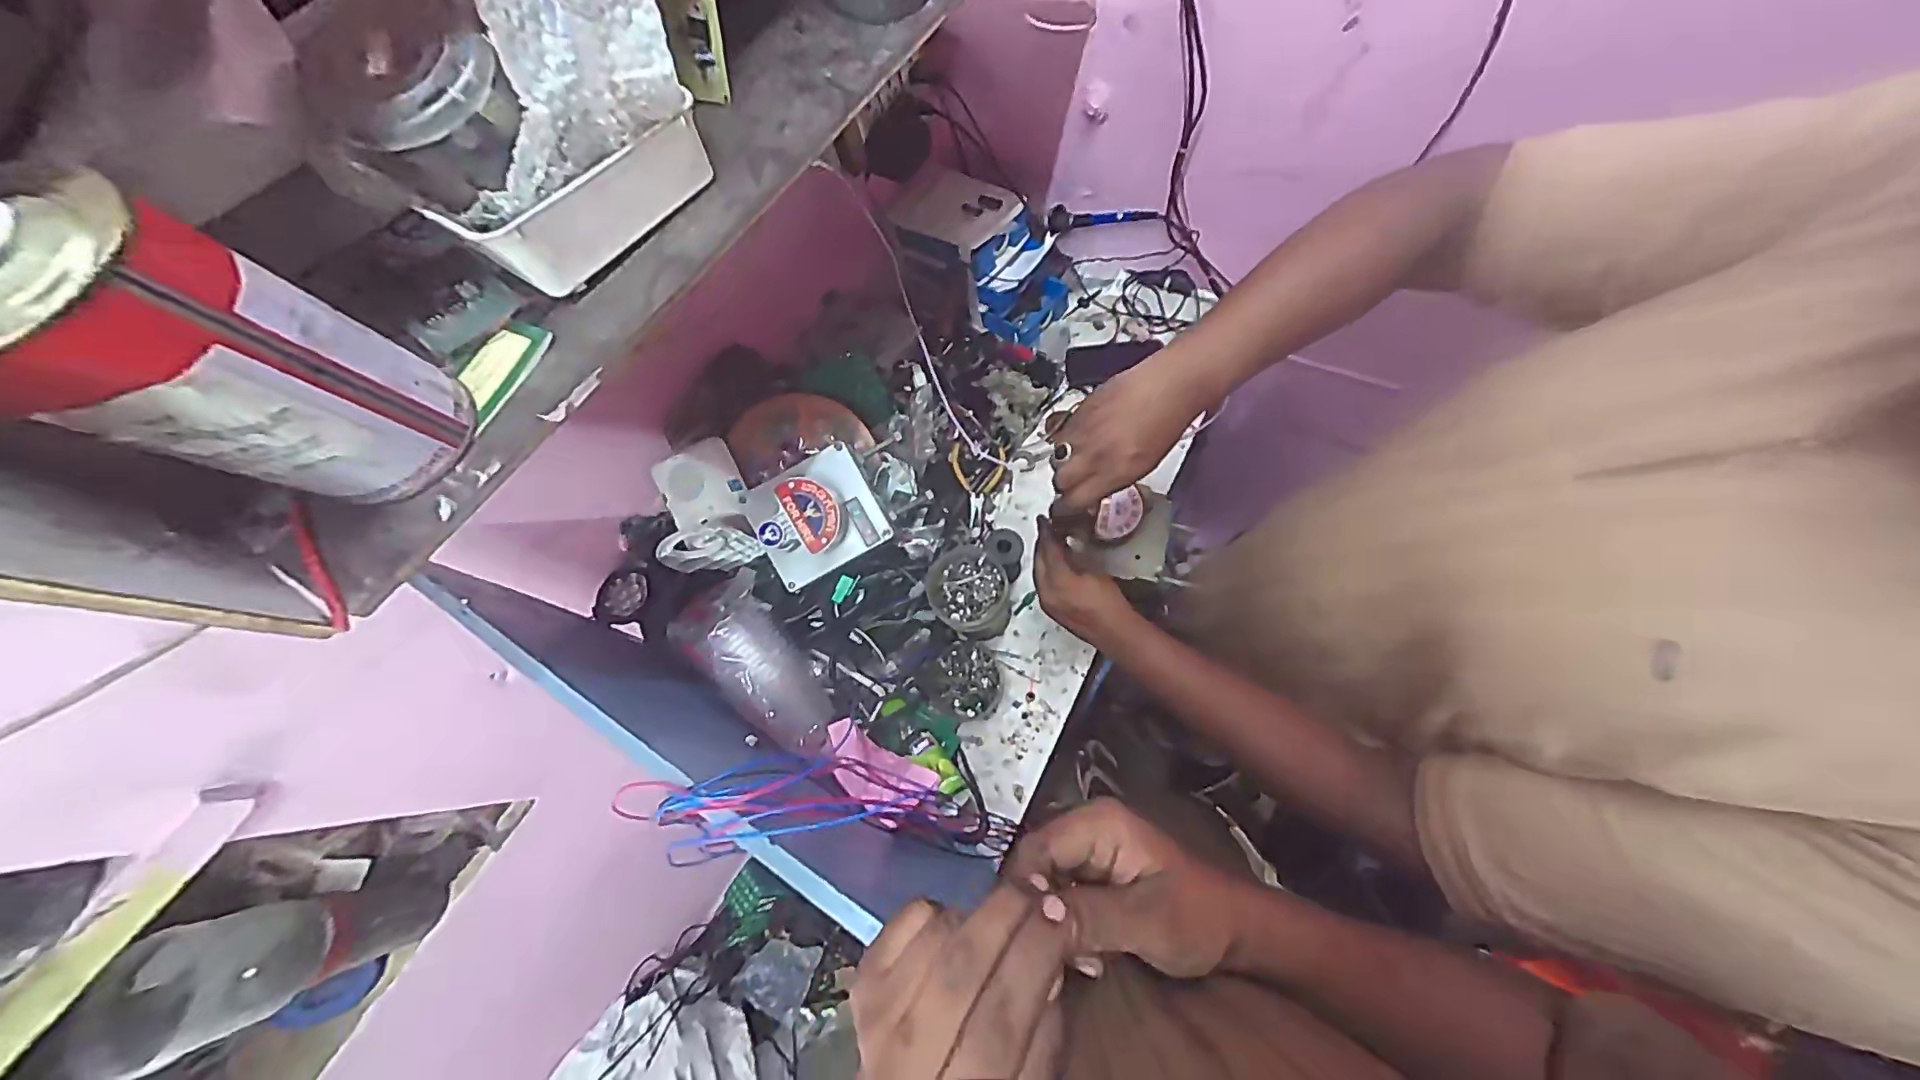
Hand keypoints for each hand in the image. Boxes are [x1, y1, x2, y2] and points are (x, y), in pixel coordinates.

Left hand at [851, 885, 1071, 1079]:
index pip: (1001, 1018)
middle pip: (960, 968)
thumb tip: (1053, 959)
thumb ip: (1045, 1034)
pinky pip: (899, 926)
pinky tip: (955, 921)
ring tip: (1006, 908)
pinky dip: (933, 911)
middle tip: (1038, 889)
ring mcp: (877, 1019)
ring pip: (931, 941)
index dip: (1035, 956)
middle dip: (1007, 916)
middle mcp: (910, 1057)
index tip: (1062, 914)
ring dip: (976, 912)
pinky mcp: (863, 988)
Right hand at [1004, 799, 1246, 979]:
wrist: (1235, 931)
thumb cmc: (1199, 917)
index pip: (1035, 847)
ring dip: (1054, 923)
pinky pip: (1058, 895)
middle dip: (1040, 911)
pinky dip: (1065, 926)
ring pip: (1043, 883)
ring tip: (1081, 959)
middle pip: (1034, 864)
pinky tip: (1086, 954)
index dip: (1026, 891)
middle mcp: (1085, 827)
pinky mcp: (1090, 874)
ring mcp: (1088, 850)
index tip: (1033, 936)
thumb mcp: (1147, 920)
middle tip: (1060, 955)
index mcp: (1098, 822)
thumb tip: (1037, 915)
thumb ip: (1090, 914)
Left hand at [1033, 516, 1137, 647]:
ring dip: (1044, 557)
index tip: (1045, 520)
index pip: (1048, 549)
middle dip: (1042, 543)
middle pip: (1038, 560)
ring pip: (1039, 572)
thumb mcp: (1095, 570)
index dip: (1047, 532)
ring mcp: (1047, 602)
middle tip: (1048, 529)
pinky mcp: (1050, 608)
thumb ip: (1078, 554)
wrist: (1114, 632)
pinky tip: (1056, 565)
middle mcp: (1046, 592)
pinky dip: (1047, 570)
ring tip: (1051, 544)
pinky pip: (1043, 583)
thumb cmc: (1110, 602)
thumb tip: (1070, 542)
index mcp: (1058, 580)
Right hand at [1050, 360, 1207, 516]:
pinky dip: (1062, 433)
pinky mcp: (1076, 411)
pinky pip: (1057, 428)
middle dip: (1065, 483)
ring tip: (1078, 453)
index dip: (1069, 505)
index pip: (1073, 501)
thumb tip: (1094, 489)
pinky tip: (1075, 432)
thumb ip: (1113, 479)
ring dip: (1063, 458)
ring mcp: (1081, 432)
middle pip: (1060, 480)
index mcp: (1113, 473)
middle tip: (1076, 479)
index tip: (1072, 504)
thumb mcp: (1143, 466)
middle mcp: (1093, 455)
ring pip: (1055, 455)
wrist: (1167, 386)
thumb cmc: (1165, 424)